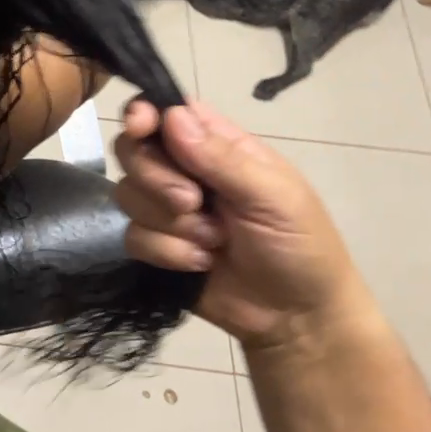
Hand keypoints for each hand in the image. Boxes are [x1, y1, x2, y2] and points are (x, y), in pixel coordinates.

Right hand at [115, 101, 373, 350]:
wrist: (296, 319)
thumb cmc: (301, 247)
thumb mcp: (275, 197)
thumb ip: (222, 158)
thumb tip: (171, 117)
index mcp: (217, 146)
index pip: (166, 112)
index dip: (144, 113)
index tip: (140, 126)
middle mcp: (183, 170)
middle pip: (133, 150)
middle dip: (157, 179)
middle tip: (194, 203)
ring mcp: (164, 208)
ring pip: (128, 195)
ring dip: (172, 225)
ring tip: (215, 242)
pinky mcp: (153, 244)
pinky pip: (133, 236)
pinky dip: (169, 253)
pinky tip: (201, 264)